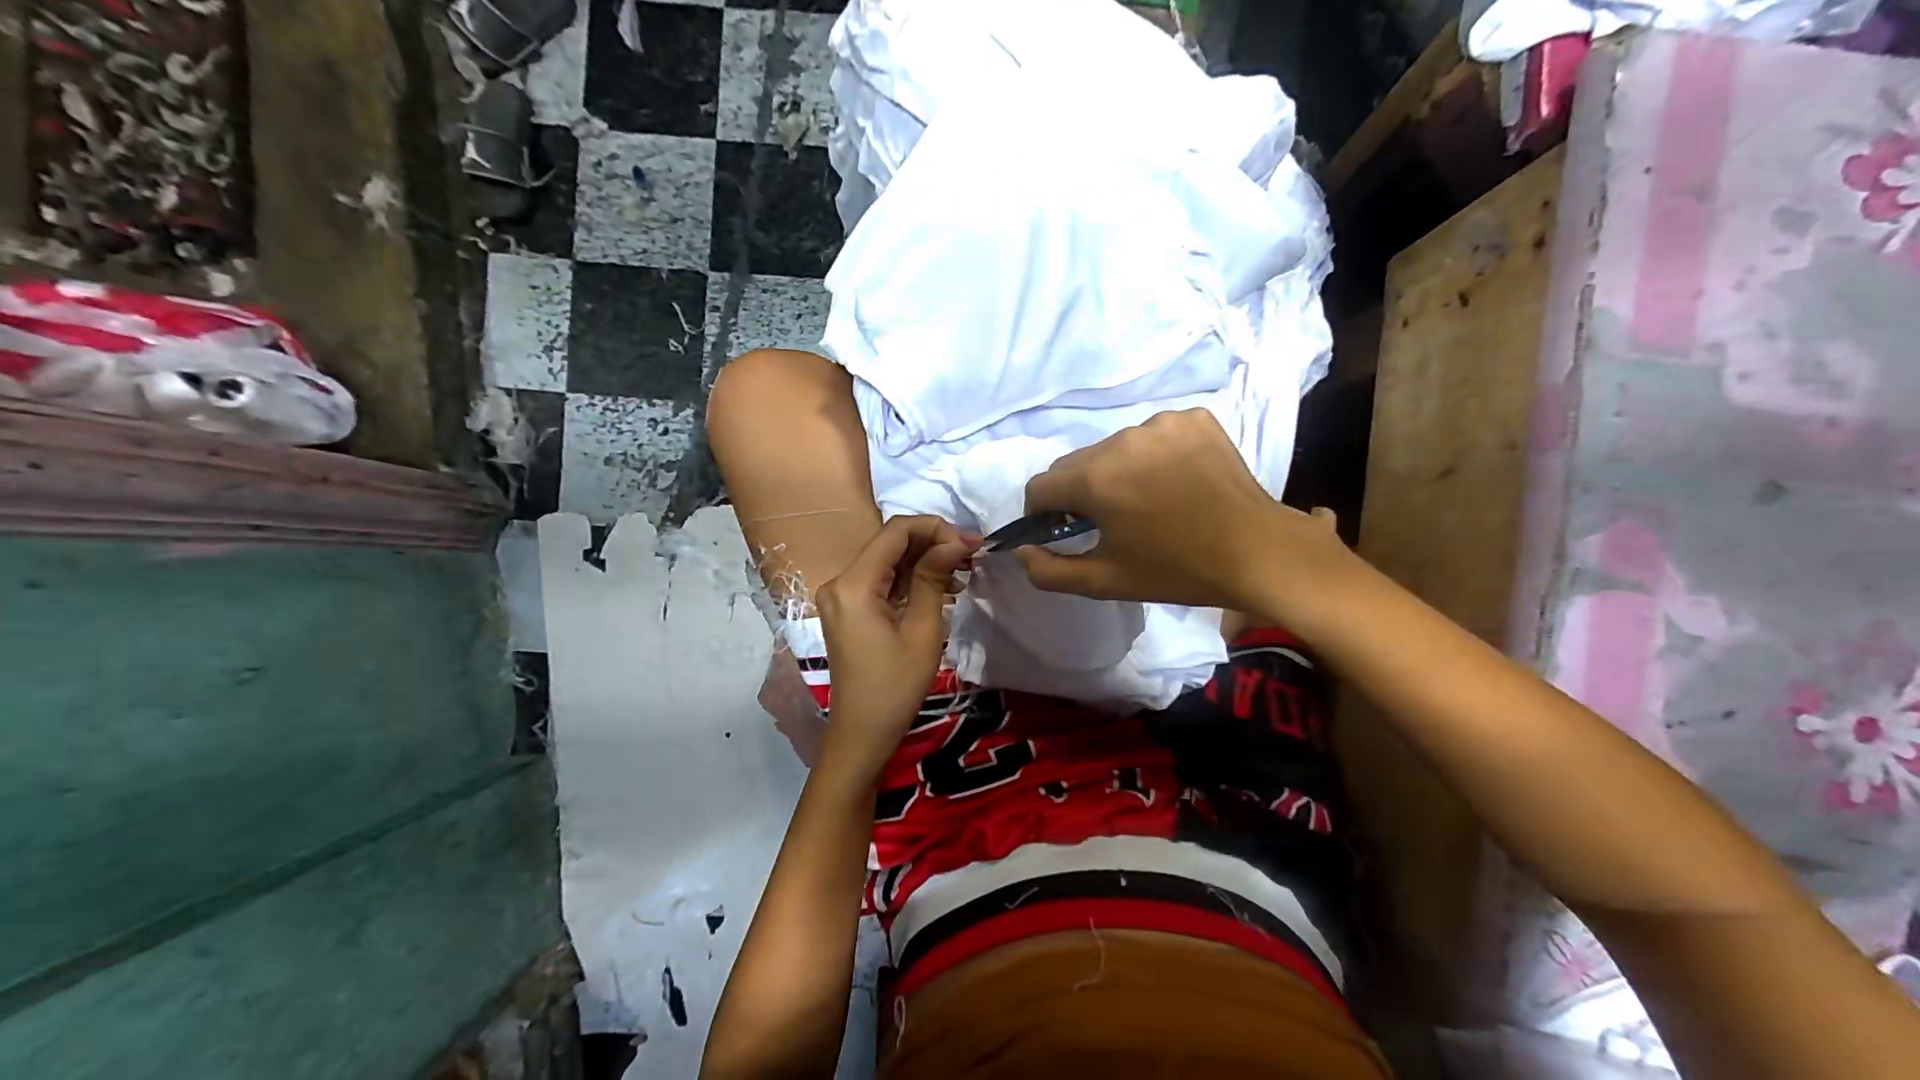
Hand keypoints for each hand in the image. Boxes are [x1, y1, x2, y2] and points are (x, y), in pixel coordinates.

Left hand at [815, 515, 976, 781]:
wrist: (862, 733)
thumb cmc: (895, 686)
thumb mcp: (922, 630)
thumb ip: (933, 577)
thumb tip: (955, 541)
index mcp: (854, 584)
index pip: (895, 531)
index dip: (935, 528)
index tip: (970, 543)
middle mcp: (840, 581)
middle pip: (890, 543)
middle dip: (932, 543)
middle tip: (972, 555)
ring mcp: (841, 596)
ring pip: (887, 561)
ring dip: (923, 560)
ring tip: (963, 571)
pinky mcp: (848, 609)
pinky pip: (880, 581)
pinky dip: (909, 579)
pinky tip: (941, 587)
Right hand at [1018, 409, 1350, 618]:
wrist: (1257, 552)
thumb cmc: (1176, 570)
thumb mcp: (1106, 581)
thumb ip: (1050, 572)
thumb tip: (1021, 551)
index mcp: (1096, 479)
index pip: (1040, 486)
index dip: (1043, 513)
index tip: (1063, 530)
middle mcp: (1121, 439)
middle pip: (1076, 464)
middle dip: (1080, 492)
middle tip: (1110, 520)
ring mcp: (1161, 424)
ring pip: (1113, 447)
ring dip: (1117, 471)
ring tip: (1148, 500)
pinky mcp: (1193, 418)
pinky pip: (1152, 435)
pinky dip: (1154, 456)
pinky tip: (1175, 480)